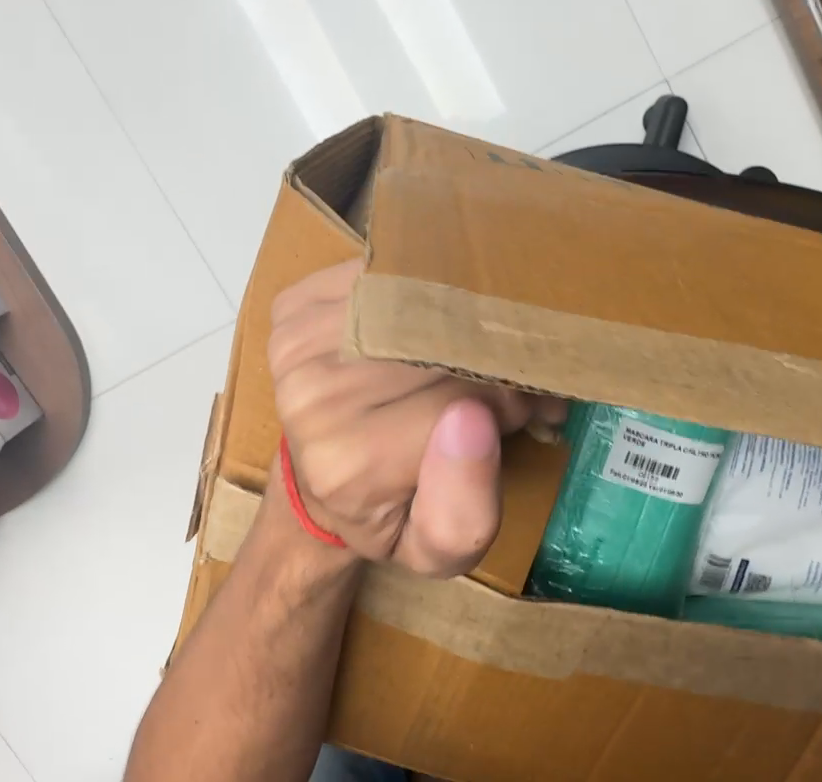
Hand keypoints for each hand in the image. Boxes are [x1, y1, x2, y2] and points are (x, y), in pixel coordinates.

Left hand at [268, 260, 566, 576]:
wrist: (318, 481)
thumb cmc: (389, 514)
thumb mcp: (439, 548)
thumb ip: (466, 510)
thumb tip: (474, 417)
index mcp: (348, 466)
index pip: (466, 400)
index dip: (512, 401)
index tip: (529, 411)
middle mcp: (309, 399)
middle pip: (440, 346)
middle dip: (489, 356)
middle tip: (509, 376)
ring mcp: (294, 346)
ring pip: (415, 303)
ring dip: (457, 318)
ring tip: (469, 347)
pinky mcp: (292, 308)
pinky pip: (381, 273)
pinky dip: (415, 288)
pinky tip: (422, 318)